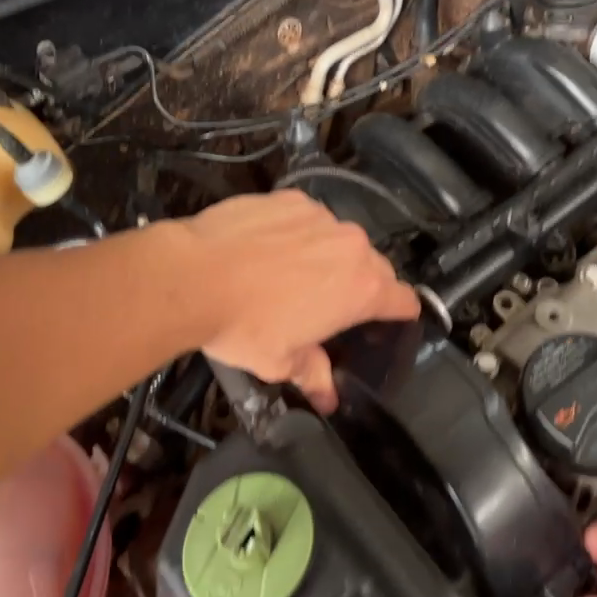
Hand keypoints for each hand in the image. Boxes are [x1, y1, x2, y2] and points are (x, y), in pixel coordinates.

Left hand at [175, 190, 419, 410]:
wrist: (192, 275)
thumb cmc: (242, 325)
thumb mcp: (280, 361)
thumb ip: (313, 373)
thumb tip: (327, 397)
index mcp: (361, 289)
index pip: (404, 299)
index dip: (401, 312)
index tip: (391, 319)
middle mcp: (351, 246)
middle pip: (375, 267)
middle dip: (362, 285)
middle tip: (331, 305)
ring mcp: (322, 217)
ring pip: (340, 239)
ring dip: (329, 255)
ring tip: (293, 274)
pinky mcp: (292, 198)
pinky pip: (309, 218)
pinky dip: (299, 232)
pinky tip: (268, 248)